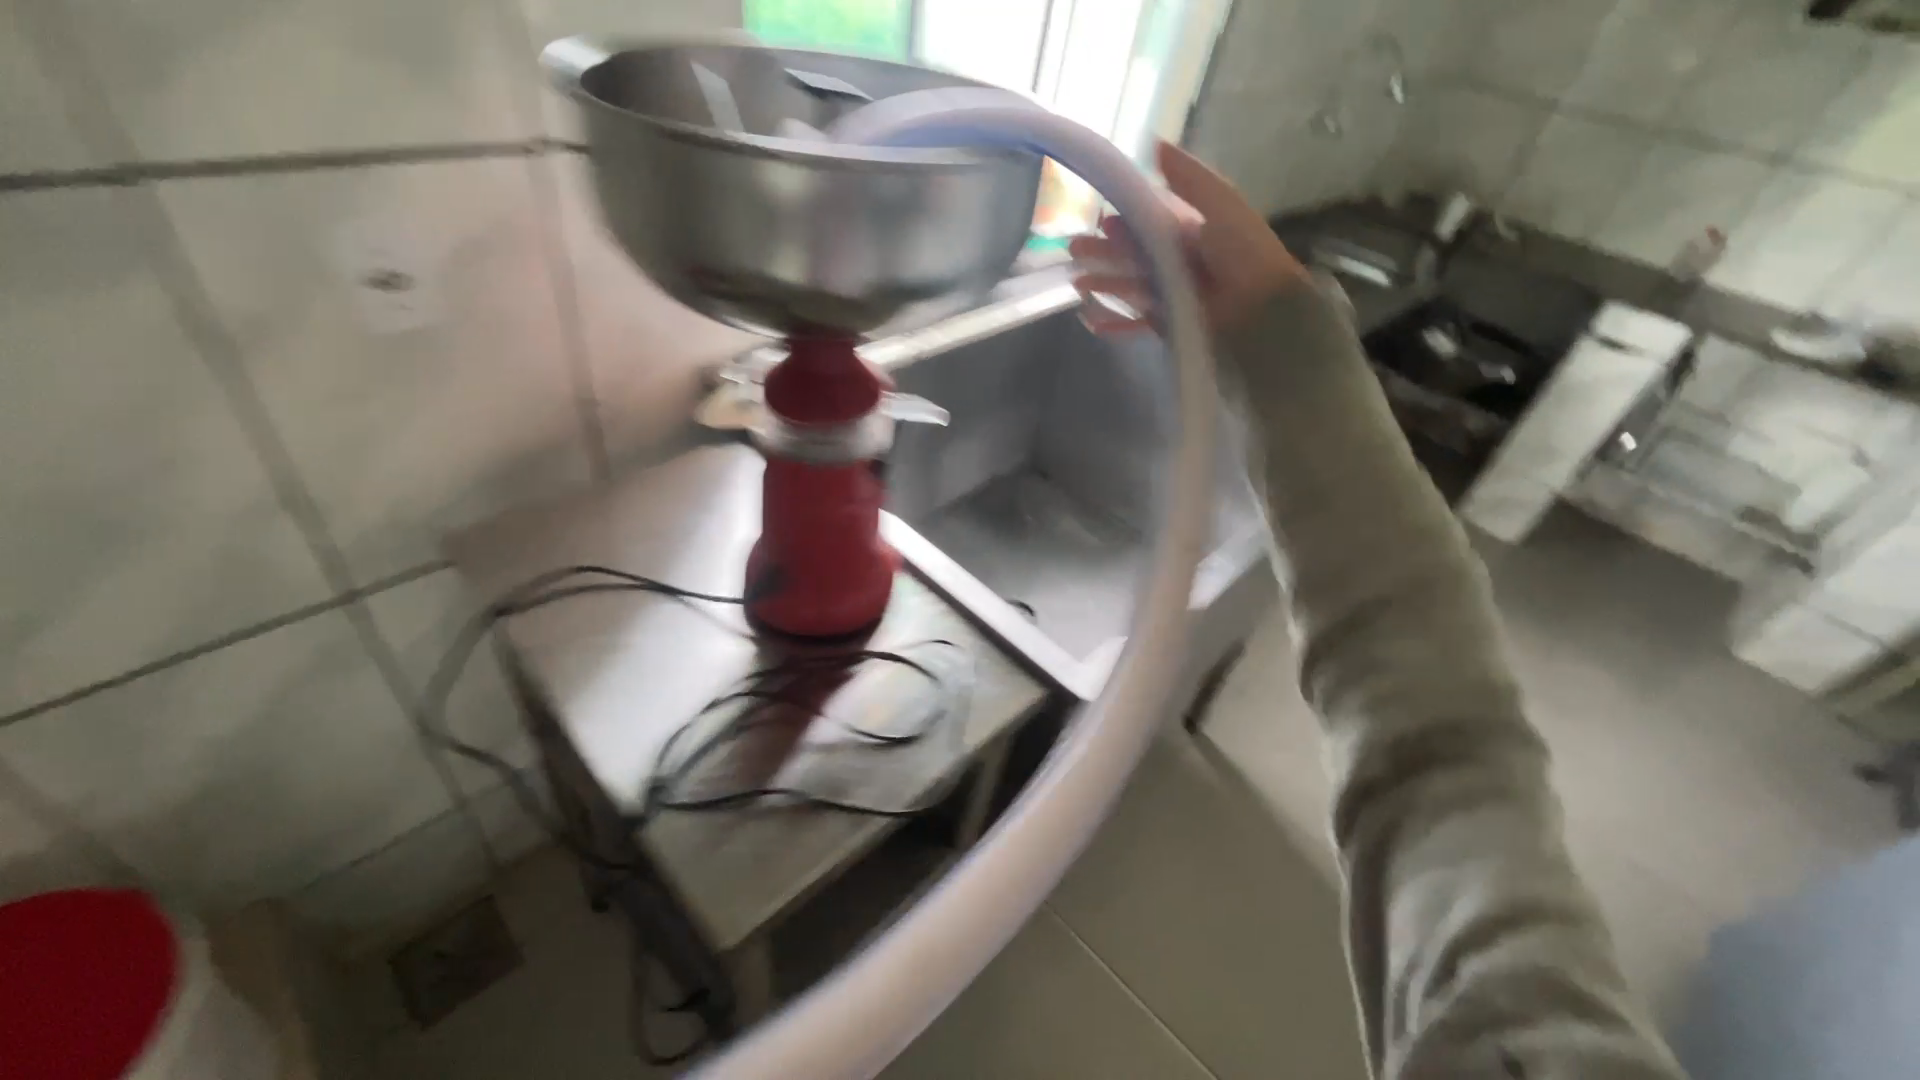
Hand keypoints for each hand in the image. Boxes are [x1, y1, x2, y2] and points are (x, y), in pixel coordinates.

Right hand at [1069, 140, 1309, 337]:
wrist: (1264, 308)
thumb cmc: (1243, 252)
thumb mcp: (1220, 204)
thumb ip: (1188, 178)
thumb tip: (1154, 143)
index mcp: (1190, 231)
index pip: (1148, 224)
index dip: (1123, 223)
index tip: (1100, 221)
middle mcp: (1178, 262)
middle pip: (1133, 256)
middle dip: (1103, 253)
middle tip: (1074, 252)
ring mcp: (1173, 295)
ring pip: (1129, 286)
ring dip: (1103, 283)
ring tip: (1078, 286)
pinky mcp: (1171, 325)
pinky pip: (1137, 323)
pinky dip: (1115, 322)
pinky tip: (1092, 321)